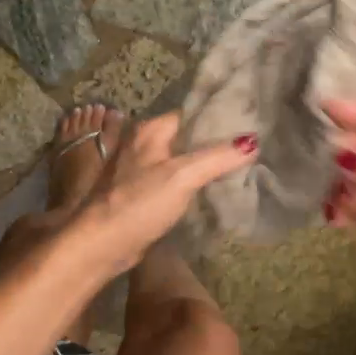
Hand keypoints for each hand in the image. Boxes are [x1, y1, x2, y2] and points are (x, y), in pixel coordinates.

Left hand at [60, 113, 255, 279]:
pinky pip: (171, 177)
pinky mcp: (139, 190)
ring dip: (200, 162)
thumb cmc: (140, 201)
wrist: (103, 239)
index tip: (247, 124)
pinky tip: (209, 189)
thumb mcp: (182, 176)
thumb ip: (216, 157)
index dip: (216, 118)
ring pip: (177, 157)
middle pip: (183, 136)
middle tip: (249, 148)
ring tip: (237, 167)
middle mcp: (141, 142)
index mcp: (149, 130)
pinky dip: (189, 180)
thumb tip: (252, 140)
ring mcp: (138, 166)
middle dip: (211, 141)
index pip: (188, 115)